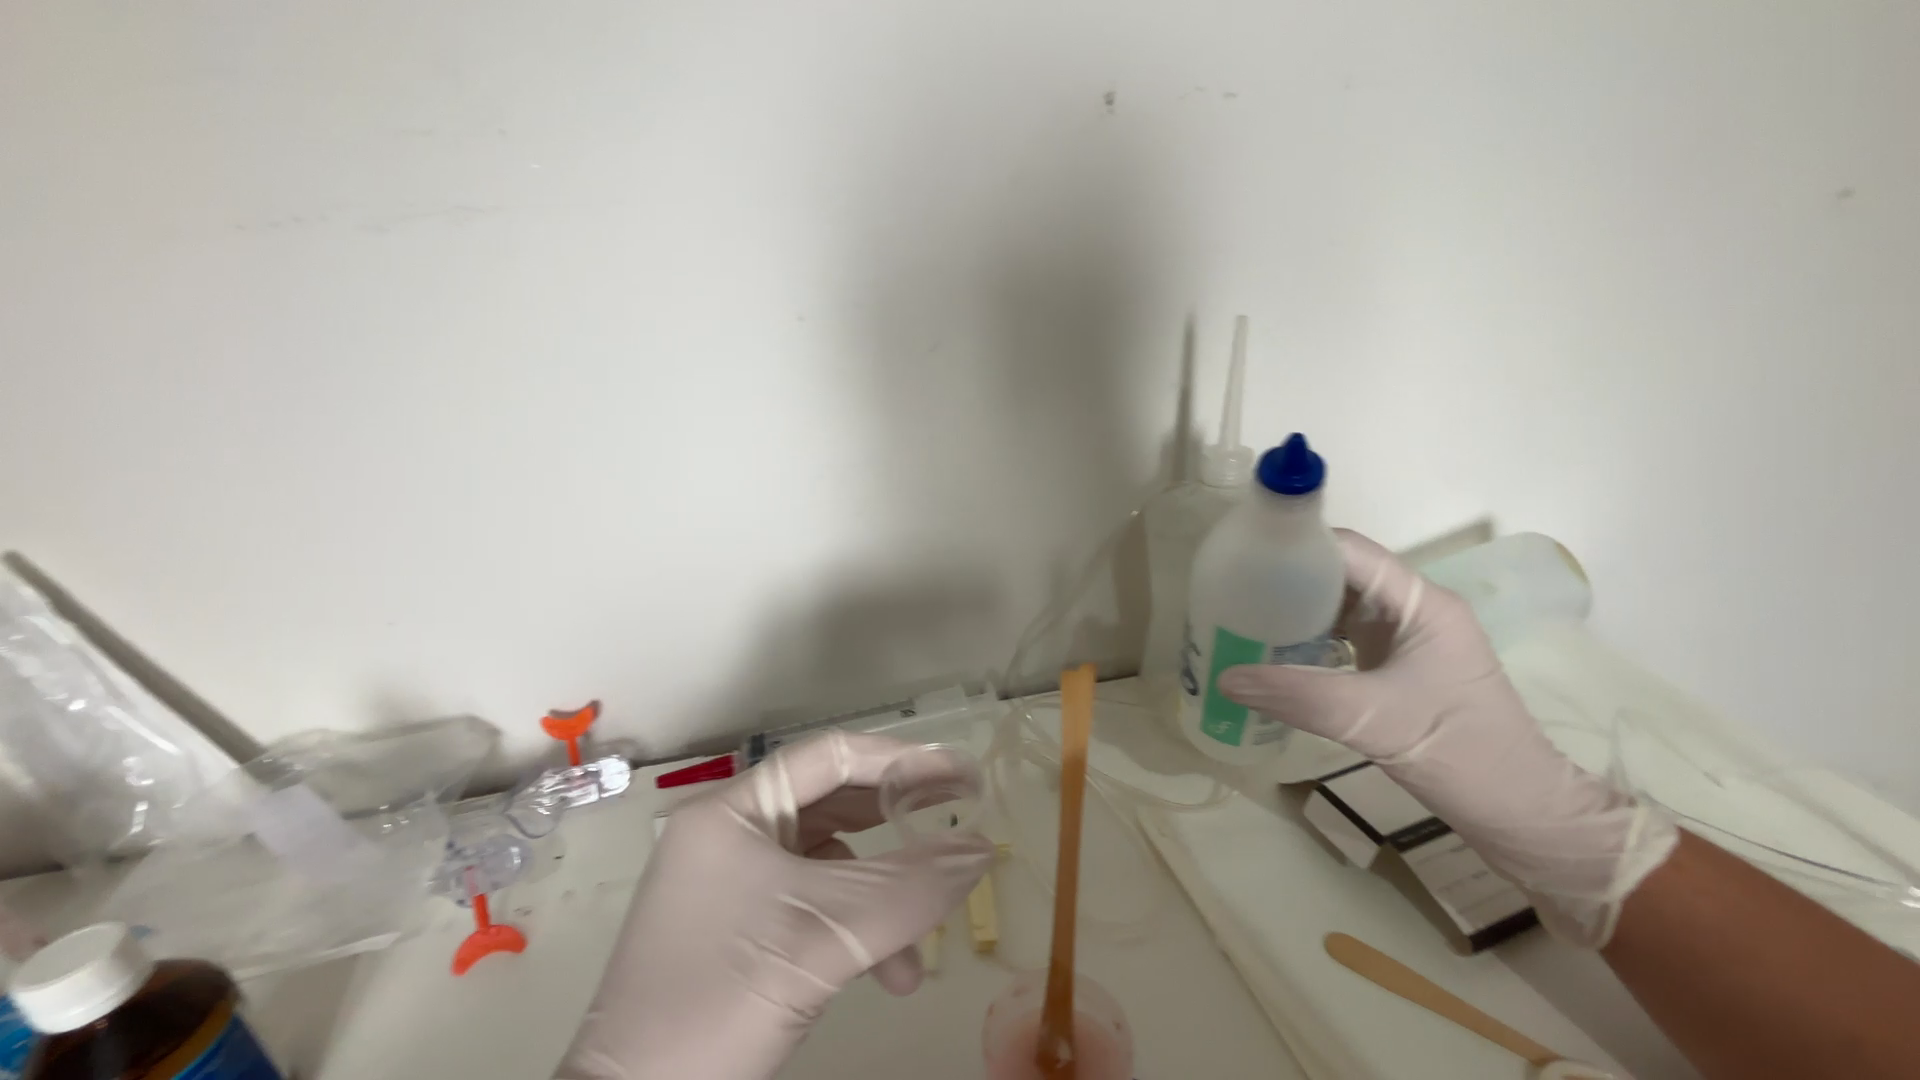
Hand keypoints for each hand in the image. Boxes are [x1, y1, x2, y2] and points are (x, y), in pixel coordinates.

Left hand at [557, 731, 993, 1079]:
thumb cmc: (722, 996)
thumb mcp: (825, 937)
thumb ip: (910, 888)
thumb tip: (981, 849)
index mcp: (733, 810)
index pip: (830, 757)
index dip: (901, 760)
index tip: (962, 777)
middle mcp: (730, 834)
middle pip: (831, 805)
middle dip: (898, 822)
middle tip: (961, 821)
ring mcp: (731, 882)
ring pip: (827, 864)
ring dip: (881, 896)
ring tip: (921, 943)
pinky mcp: (739, 927)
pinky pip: (813, 905)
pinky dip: (855, 930)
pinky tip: (887, 972)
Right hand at [1217, 529, 1677, 946]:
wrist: (1520, 812)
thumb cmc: (1460, 752)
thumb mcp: (1373, 721)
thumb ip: (1297, 697)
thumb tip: (1226, 679)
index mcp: (1421, 603)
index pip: (1350, 552)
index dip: (1297, 547)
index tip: (1245, 556)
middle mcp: (1413, 610)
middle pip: (1341, 574)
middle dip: (1287, 580)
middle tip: (1233, 594)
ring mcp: (1407, 640)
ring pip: (1339, 608)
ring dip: (1295, 613)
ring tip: (1243, 621)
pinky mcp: (1398, 668)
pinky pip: (1343, 640)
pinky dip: (1307, 643)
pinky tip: (1273, 657)